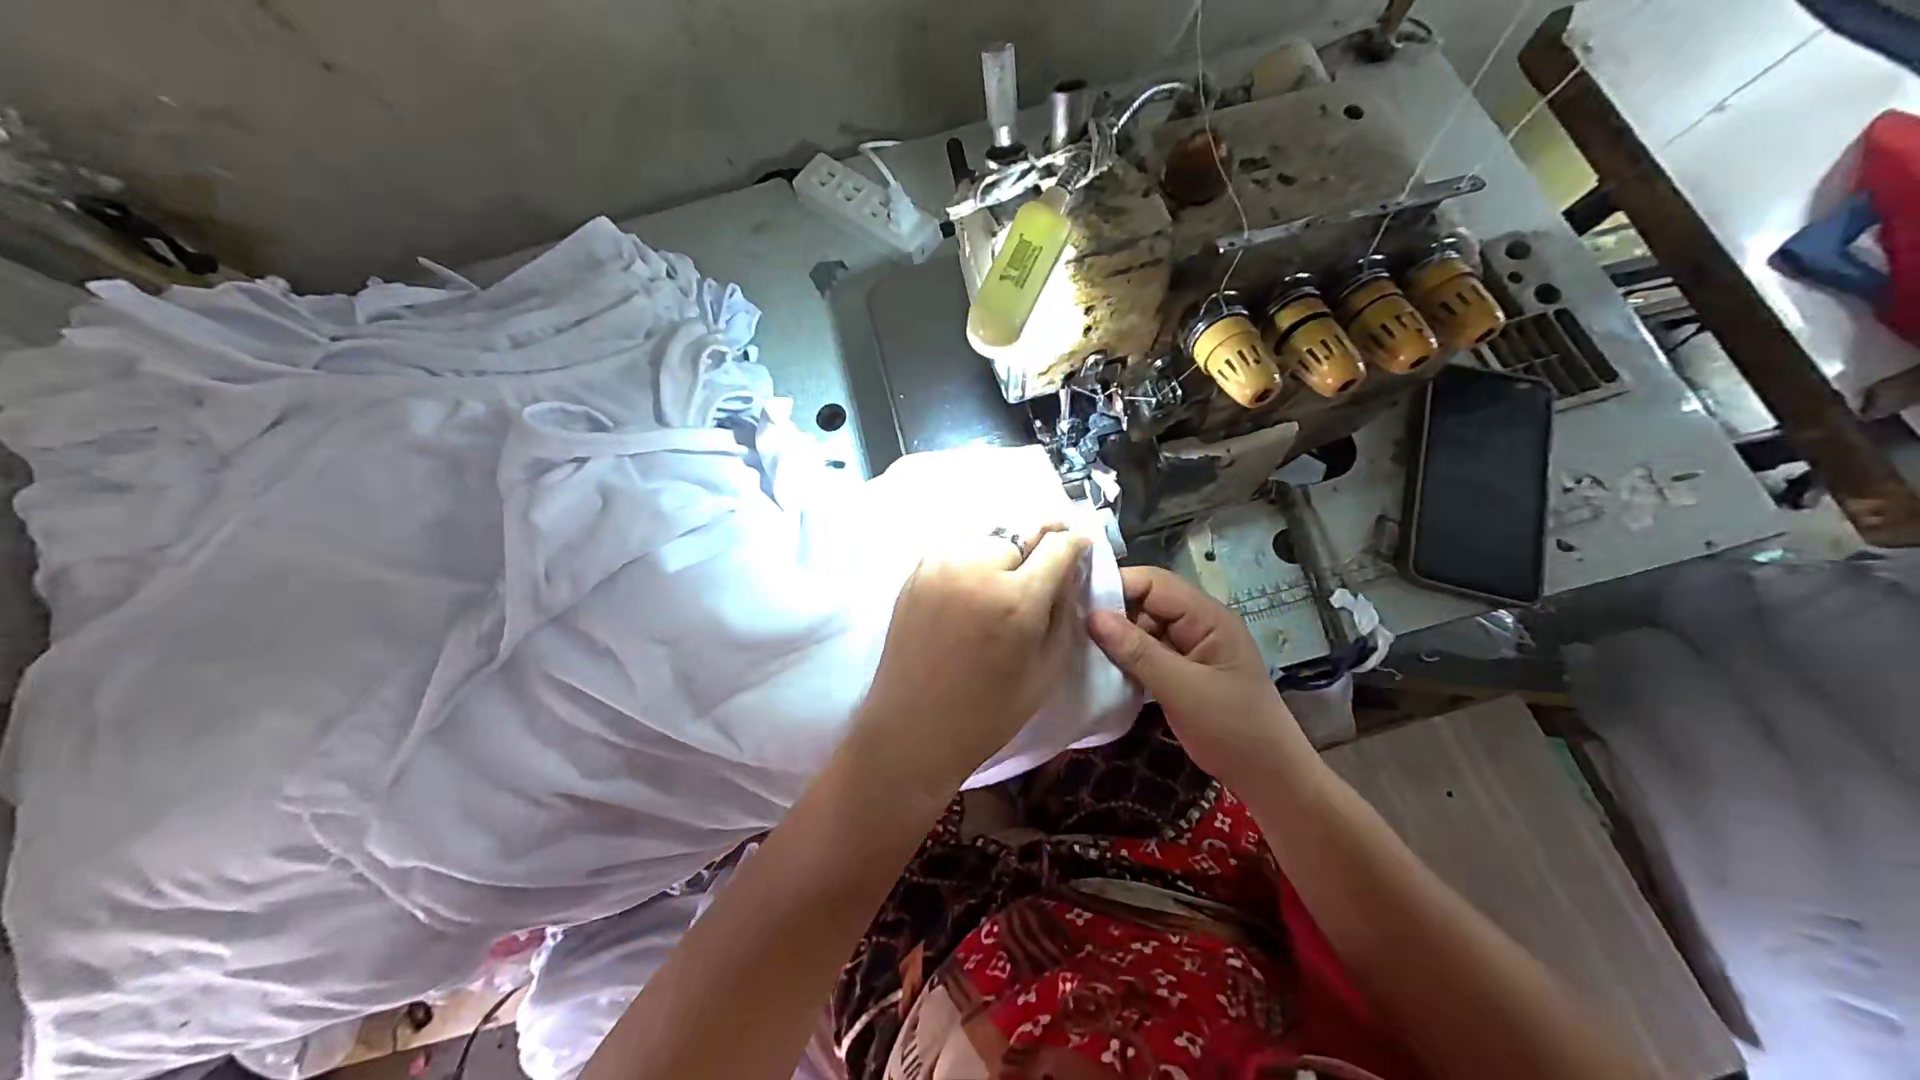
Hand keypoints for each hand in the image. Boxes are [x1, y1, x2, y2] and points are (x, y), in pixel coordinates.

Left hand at [854, 526, 1092, 793]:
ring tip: (997, 592)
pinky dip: (971, 564)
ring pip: (986, 540)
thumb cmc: (989, 711)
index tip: (1078, 551)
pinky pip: (957, 552)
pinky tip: (969, 596)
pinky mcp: (915, 573)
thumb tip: (1069, 571)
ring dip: (1000, 557)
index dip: (1074, 545)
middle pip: (1021, 537)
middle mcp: (976, 569)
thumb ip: (1063, 611)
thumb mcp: (1046, 668)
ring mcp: (940, 567)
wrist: (912, 728)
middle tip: (1033, 585)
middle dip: (1033, 555)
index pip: (1058, 543)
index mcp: (1016, 598)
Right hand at [1088, 566, 1315, 790]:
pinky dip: (1127, 658)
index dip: (1117, 586)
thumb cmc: (1233, 729)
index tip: (1077, 603)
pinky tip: (1102, 668)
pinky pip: (1148, 652)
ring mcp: (1191, 648)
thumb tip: (1093, 616)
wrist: (1270, 777)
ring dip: (1116, 637)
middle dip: (1112, 611)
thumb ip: (1138, 651)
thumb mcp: (1182, 689)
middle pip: (1147, 601)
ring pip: (1144, 627)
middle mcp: (1198, 624)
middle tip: (1071, 627)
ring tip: (1080, 647)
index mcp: (1207, 617)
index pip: (1154, 583)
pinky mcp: (1183, 670)